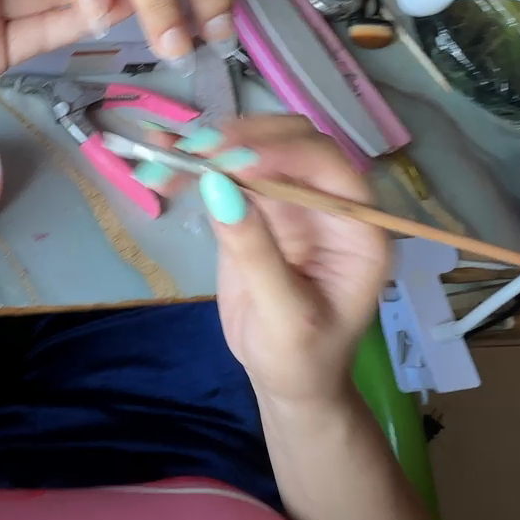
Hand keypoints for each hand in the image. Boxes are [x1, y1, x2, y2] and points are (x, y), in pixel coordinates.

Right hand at [189, 116, 389, 405]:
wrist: (285, 380)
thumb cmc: (301, 357)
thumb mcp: (284, 316)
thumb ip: (255, 251)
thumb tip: (216, 185)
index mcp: (356, 227)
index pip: (327, 165)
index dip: (283, 151)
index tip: (232, 159)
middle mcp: (327, 202)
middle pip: (290, 141)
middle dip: (244, 139)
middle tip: (198, 150)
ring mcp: (289, 199)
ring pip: (253, 147)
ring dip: (211, 145)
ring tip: (169, 153)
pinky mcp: (253, 204)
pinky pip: (224, 170)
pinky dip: (194, 161)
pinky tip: (163, 153)